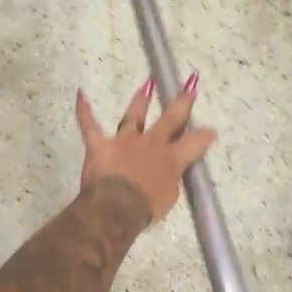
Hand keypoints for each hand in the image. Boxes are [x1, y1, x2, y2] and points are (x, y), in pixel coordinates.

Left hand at [75, 72, 217, 223]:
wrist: (118, 206)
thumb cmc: (147, 207)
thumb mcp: (169, 197)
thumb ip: (171, 179)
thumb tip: (168, 171)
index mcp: (171, 159)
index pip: (194, 143)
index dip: (204, 137)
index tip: (211, 131)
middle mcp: (151, 143)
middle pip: (170, 119)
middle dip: (182, 102)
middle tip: (190, 85)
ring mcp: (125, 142)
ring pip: (133, 116)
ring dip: (141, 99)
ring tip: (147, 84)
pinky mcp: (100, 145)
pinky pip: (89, 126)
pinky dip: (84, 112)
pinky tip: (80, 95)